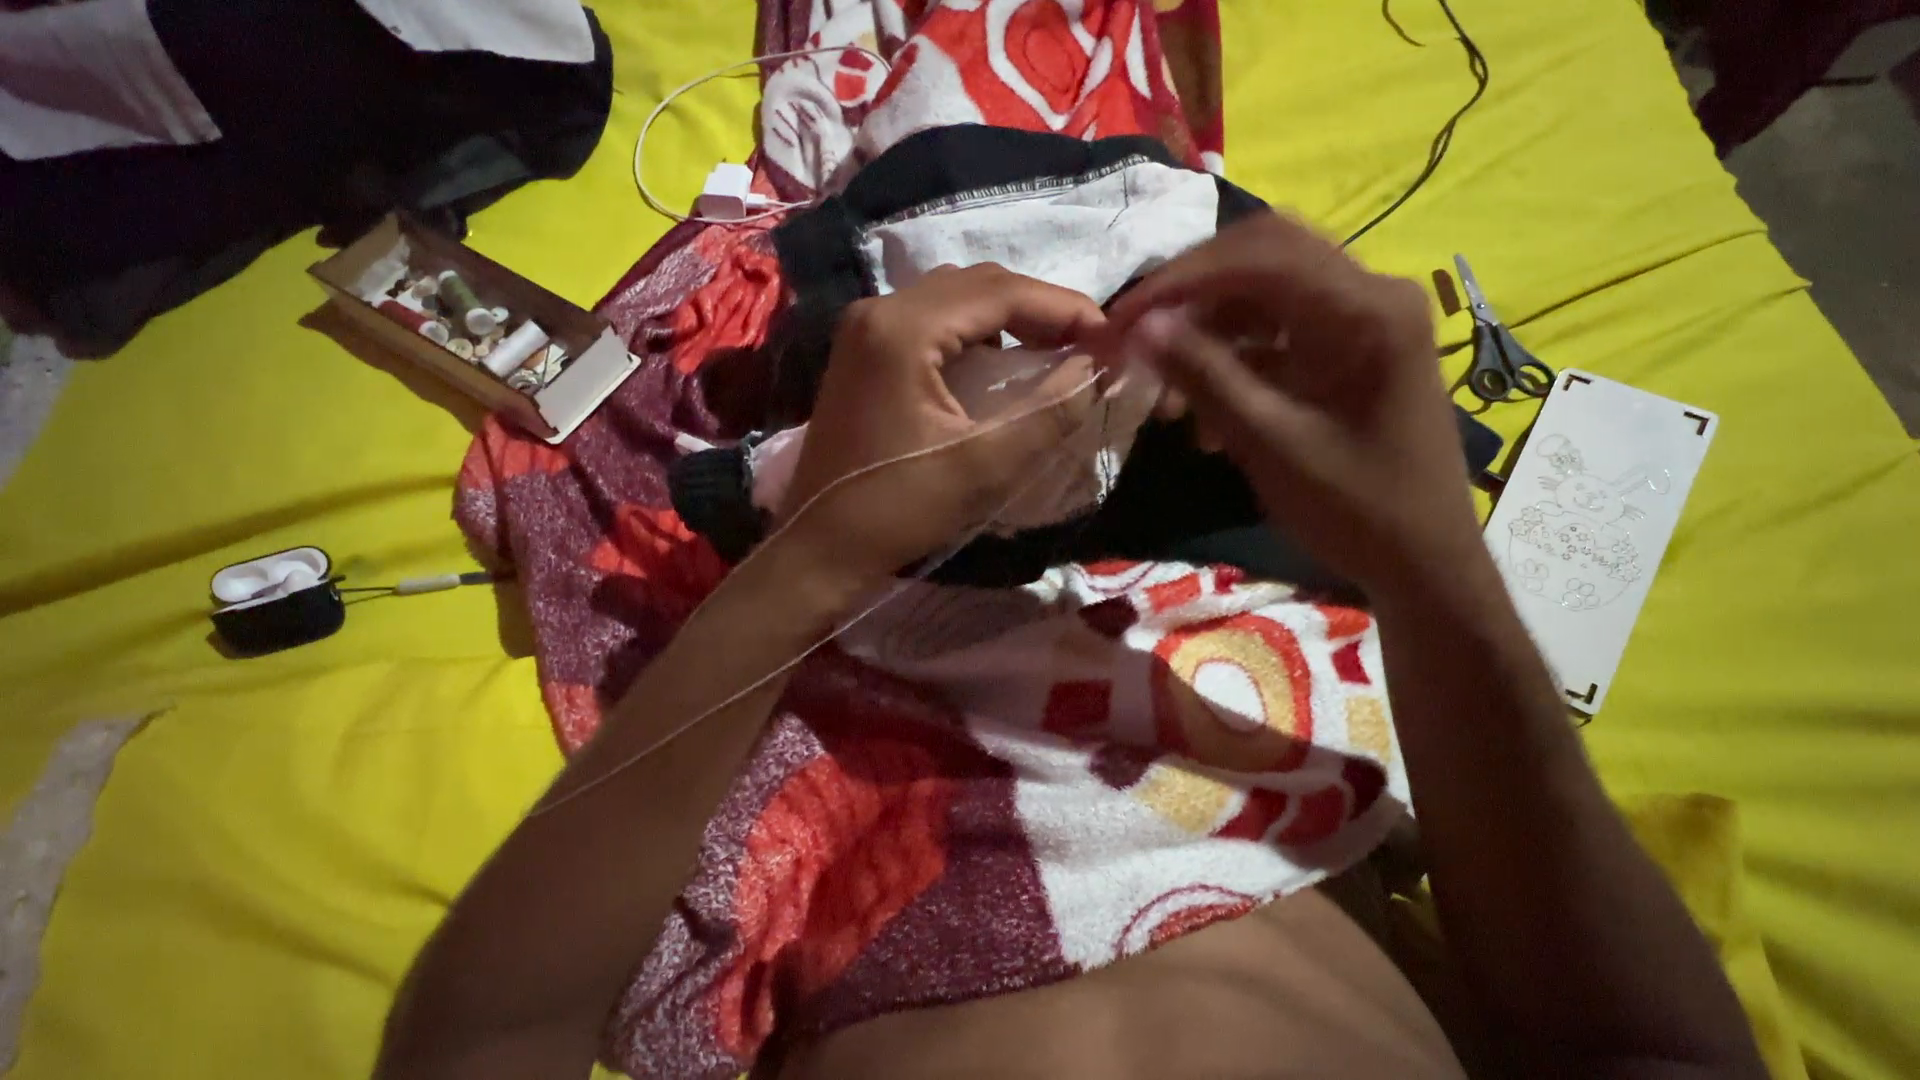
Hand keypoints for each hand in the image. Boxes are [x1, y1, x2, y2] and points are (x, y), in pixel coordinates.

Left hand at [777, 263, 1104, 584]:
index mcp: (903, 329)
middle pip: (977, 284)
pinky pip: (931, 321)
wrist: (819, 548)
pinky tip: (999, 365)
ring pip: (954, 298)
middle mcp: (878, 311)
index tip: (1110, 339)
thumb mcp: (985, 466)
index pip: (1001, 291)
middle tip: (1087, 344)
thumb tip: (1099, 369)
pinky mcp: (862, 353)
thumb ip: (1050, 412)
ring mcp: (864, 330)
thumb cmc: (898, 510)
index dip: (1065, 308)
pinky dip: (975, 333)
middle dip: (1039, 308)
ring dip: (1008, 318)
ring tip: (1052, 351)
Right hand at [1093, 211, 1481, 594]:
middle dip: (1192, 291)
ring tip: (1165, 385)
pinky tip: (1201, 408)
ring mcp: (1365, 319)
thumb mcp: (1269, 443)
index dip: (1180, 280)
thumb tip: (1141, 325)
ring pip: (1267, 291)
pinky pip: (1281, 330)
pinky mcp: (1353, 348)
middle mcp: (1372, 294)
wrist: (1424, 563)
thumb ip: (1205, 374)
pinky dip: (1235, 356)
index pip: (1260, 256)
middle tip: (1136, 333)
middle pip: (1264, 256)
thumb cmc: (1355, 509)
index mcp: (1367, 309)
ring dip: (1209, 327)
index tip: (1122, 319)